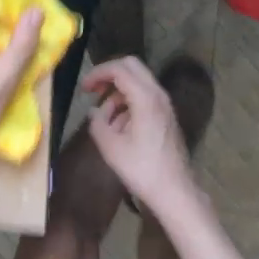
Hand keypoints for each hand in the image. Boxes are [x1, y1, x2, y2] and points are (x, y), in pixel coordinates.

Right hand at [83, 57, 195, 207]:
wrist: (175, 191)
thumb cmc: (142, 169)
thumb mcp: (112, 148)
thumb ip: (98, 123)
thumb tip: (94, 112)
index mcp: (145, 98)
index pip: (119, 69)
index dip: (98, 73)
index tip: (83, 88)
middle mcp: (158, 94)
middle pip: (131, 67)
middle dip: (109, 74)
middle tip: (93, 90)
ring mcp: (164, 104)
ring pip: (138, 82)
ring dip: (118, 92)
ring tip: (104, 118)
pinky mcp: (166, 115)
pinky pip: (145, 96)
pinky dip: (128, 102)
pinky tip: (119, 127)